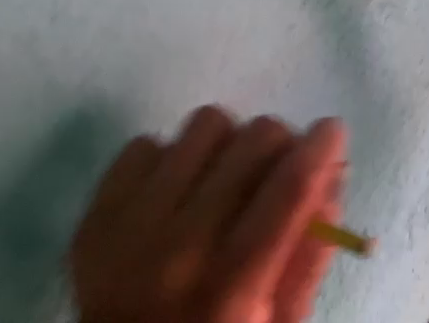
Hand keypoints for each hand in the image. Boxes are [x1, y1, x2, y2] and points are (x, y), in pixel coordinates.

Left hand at [70, 107, 346, 322]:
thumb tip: (334, 172)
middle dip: (280, 145)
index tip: (332, 130)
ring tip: (224, 177)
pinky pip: (146, 143)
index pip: (290, 187)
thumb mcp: (279, 322)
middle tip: (278, 167)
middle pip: (253, 140)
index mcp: (231, 286)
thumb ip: (312, 251)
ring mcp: (129, 227)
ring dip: (227, 144)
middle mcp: (178, 248)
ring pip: (205, 125)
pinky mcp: (94, 215)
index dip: (321, 146)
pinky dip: (171, 159)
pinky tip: (177, 192)